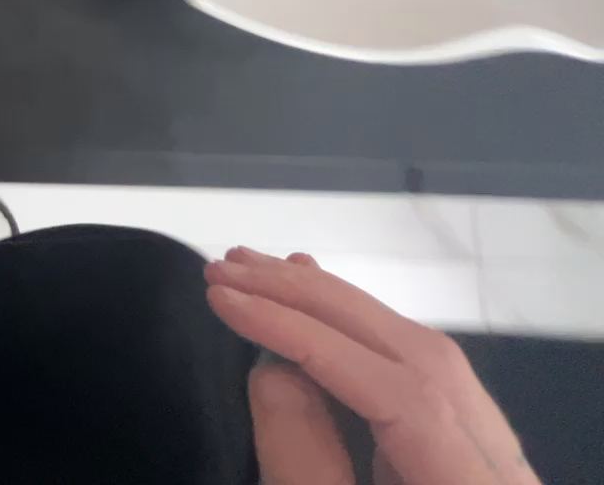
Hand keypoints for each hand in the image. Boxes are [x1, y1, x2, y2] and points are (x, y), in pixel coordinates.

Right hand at [206, 247, 536, 484]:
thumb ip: (301, 454)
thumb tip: (272, 363)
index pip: (400, 392)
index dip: (302, 333)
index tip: (220, 298)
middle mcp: (509, 475)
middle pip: (419, 358)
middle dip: (311, 300)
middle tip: (225, 268)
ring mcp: (498, 463)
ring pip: (421, 353)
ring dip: (325, 299)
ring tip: (249, 267)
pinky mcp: (468, 453)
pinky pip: (419, 371)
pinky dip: (353, 322)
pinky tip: (310, 285)